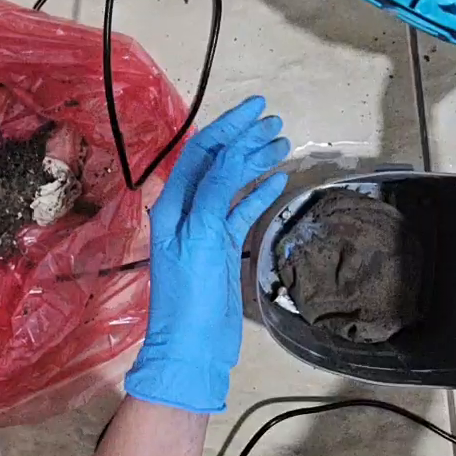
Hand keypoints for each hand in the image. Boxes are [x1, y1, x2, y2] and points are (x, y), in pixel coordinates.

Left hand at [125, 97, 289, 413]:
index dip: (227, 128)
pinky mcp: (222, 247)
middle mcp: (186, 210)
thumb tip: (234, 150)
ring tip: (282, 143)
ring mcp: (205, 229)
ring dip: (254, 162)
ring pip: (231, 184)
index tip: (257, 109)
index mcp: (172, 204)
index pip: (200, 153)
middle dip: (243, 139)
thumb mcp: (200, 237)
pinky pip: (241, 211)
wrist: (193, 347)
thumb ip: (216, 192)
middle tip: (275, 122)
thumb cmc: (190, 294)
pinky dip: (258, 193)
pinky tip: (277, 179)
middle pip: (216, 163)